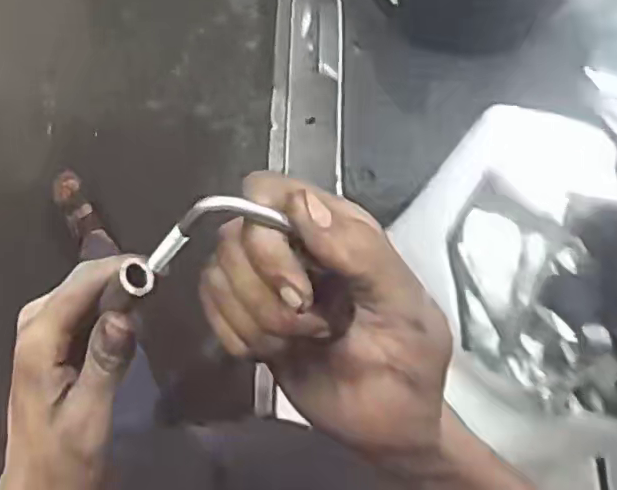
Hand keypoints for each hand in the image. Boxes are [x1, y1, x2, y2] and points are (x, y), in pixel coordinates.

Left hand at [0, 257, 140, 489]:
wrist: (36, 487)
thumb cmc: (61, 459)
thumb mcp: (88, 418)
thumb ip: (104, 364)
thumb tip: (125, 315)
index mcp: (38, 336)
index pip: (80, 285)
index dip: (116, 269)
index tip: (154, 267)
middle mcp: (34, 320)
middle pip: (80, 281)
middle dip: (118, 275)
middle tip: (158, 280)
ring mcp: (38, 326)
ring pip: (81, 289)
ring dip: (113, 287)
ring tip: (149, 290)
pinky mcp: (47, 337)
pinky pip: (80, 306)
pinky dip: (105, 303)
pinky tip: (127, 310)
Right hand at [199, 173, 452, 471]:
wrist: (390, 426)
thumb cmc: (407, 360)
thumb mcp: (406, 307)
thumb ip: (360, 249)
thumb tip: (301, 204)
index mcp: (326, 221)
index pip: (264, 190)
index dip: (266, 233)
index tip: (299, 290)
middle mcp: (285, 238)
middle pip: (232, 235)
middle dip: (265, 293)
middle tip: (311, 326)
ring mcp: (258, 273)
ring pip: (217, 272)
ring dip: (257, 320)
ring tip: (300, 341)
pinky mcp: (238, 308)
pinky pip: (209, 305)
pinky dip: (239, 336)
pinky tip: (274, 351)